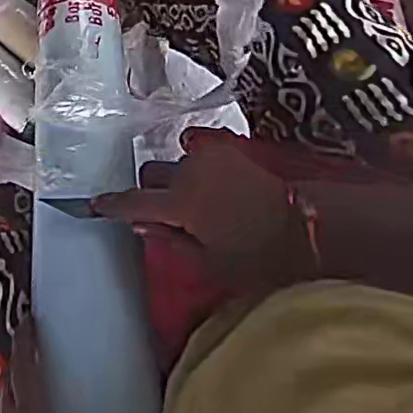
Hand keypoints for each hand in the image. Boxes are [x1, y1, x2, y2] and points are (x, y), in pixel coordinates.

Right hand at [94, 127, 314, 287]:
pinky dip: (196, 167)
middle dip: (152, 191)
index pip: (134, 201)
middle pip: (151, 174)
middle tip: (166, 214)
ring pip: (175, 163)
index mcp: (181, 202)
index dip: (113, 205)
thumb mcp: (210, 262)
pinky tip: (211, 184)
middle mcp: (190, 171)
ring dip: (176, 180)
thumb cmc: (262, 255)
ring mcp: (211, 156)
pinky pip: (198, 153)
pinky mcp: (230, 149)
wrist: (315, 226)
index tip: (97, 205)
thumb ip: (169, 240)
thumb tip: (141, 224)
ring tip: (197, 203)